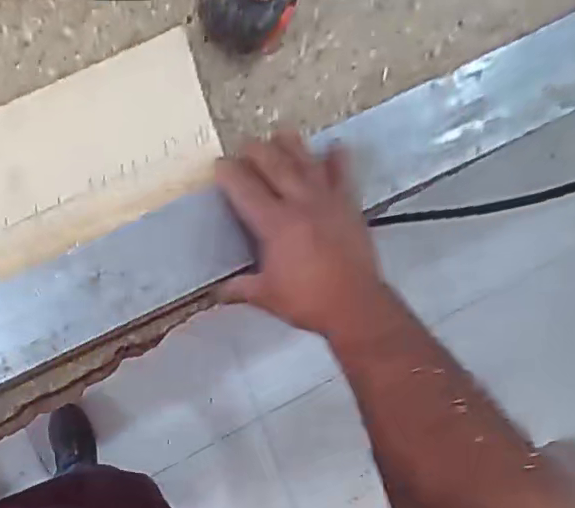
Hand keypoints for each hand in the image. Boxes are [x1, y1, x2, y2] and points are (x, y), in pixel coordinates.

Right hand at [214, 132, 402, 344]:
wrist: (354, 305)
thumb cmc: (309, 302)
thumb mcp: (267, 297)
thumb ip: (241, 288)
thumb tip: (220, 292)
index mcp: (274, 224)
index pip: (244, 188)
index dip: (228, 174)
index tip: (219, 166)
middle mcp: (299, 202)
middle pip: (273, 162)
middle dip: (255, 150)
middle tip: (244, 146)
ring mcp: (326, 200)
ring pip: (305, 159)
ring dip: (290, 144)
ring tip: (280, 136)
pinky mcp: (348, 205)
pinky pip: (342, 173)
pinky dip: (336, 158)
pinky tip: (333, 148)